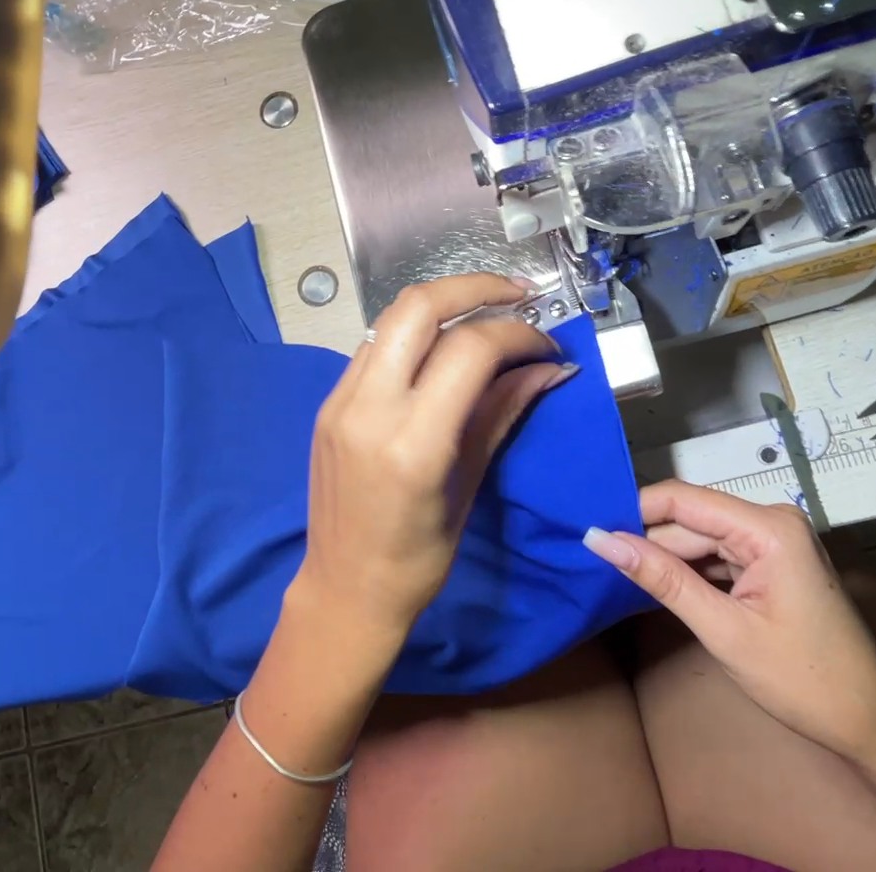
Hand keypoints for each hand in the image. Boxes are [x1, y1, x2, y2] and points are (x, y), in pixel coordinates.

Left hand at [299, 273, 573, 644]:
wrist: (343, 589)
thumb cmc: (417, 560)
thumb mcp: (468, 488)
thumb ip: (502, 414)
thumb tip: (547, 368)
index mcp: (411, 443)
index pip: (468, 349)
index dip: (516, 334)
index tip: (545, 343)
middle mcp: (368, 409)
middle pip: (417, 307)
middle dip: (473, 286)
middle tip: (518, 294)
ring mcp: (339, 401)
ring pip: (391, 319)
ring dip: (442, 305)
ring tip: (486, 314)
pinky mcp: (328, 403)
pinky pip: (375, 347)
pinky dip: (414, 334)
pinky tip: (442, 348)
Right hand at [583, 481, 875, 762]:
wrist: (870, 724)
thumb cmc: (803, 680)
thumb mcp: (722, 630)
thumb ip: (661, 578)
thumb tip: (600, 540)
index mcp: (767, 527)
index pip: (681, 499)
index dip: (633, 512)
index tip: (591, 535)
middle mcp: (771, 521)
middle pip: (688, 521)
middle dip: (648, 544)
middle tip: (600, 569)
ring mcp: (773, 542)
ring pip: (698, 538)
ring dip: (666, 561)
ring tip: (625, 582)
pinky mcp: (770, 562)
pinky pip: (716, 555)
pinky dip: (689, 573)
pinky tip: (663, 591)